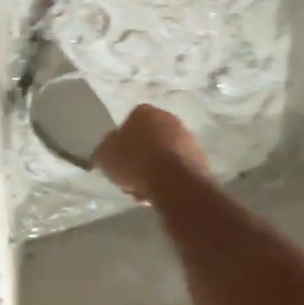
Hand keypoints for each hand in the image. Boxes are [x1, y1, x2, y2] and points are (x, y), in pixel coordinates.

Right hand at [93, 104, 208, 199]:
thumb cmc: (134, 161)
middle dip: (139, 157)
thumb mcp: (104, 155)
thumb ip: (105, 149)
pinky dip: (167, 178)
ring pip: (162, 155)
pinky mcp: (199, 157)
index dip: (121, 142)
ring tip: (142, 190)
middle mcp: (168, 118)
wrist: (173, 181)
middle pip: (148, 139)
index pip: (129, 122)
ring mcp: (187, 137)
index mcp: (144, 112)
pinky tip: (158, 192)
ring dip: (152, 170)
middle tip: (129, 176)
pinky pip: (176, 167)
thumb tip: (109, 149)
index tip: (117, 159)